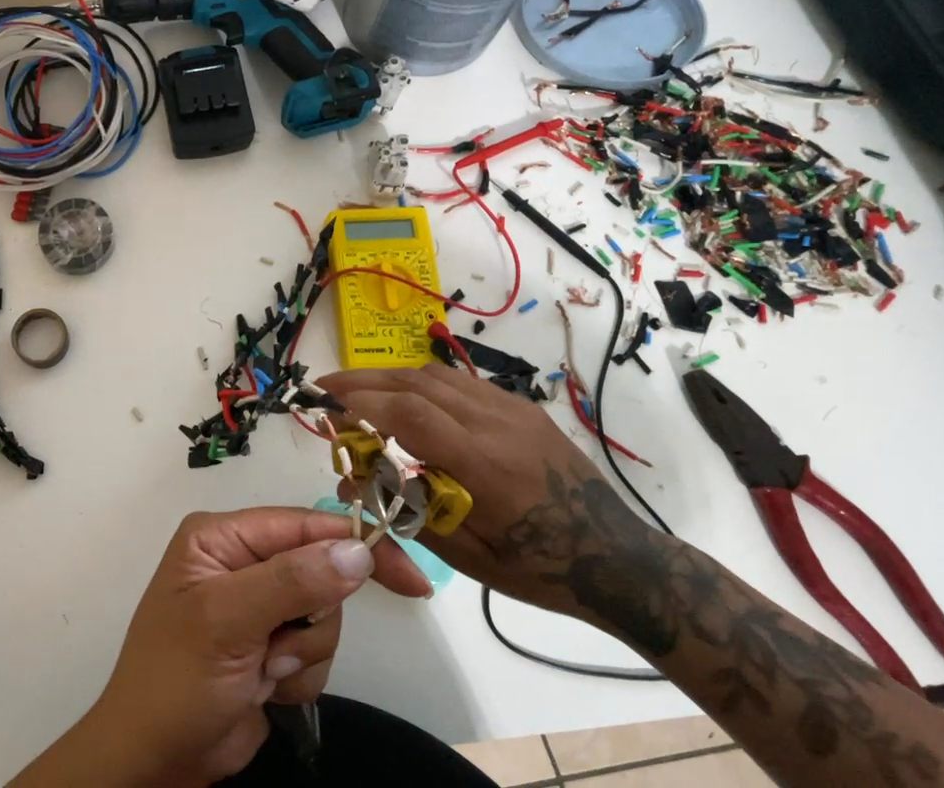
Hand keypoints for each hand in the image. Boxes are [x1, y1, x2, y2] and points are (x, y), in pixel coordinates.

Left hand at [22, 508, 430, 786]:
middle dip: (310, 619)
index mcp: (220, 538)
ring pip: (324, 617)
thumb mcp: (227, 621)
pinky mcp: (269, 646)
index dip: (355, 545)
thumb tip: (357, 551)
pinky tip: (263, 688)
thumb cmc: (178, 677)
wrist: (157, 756)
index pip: (303, 524)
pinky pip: (315, 651)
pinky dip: (299, 676)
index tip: (409, 579)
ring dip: (302, 653)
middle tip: (278, 647)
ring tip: (261, 670)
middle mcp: (240, 562)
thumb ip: (291, 582)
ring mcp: (256, 607)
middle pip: (321, 572)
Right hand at [317, 363, 673, 621]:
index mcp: (484, 465)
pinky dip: (421, 384)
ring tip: (359, 393)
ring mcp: (513, 411)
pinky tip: (406, 401)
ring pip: (436, 375)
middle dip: (363, 381)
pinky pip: (461, 383)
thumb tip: (351, 481)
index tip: (324, 404)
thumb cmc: (537, 568)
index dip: (361, 402)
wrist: (619, 560)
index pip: (410, 413)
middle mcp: (497, 424)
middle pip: (416, 383)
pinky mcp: (522, 409)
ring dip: (390, 378)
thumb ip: (407, 511)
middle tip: (326, 390)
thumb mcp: (466, 555)